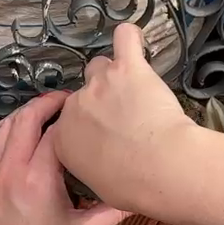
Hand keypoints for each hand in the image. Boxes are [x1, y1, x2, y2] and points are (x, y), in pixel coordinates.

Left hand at [0, 92, 127, 224]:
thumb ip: (112, 209)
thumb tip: (139, 193)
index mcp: (37, 181)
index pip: (55, 131)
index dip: (72, 116)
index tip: (88, 111)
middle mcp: (9, 172)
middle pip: (24, 118)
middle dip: (45, 103)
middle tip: (68, 101)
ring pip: (4, 129)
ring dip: (26, 115)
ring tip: (50, 114)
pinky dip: (13, 135)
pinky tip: (31, 142)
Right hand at [53, 23, 199, 212]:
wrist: (159, 169)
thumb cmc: (133, 186)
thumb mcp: (100, 186)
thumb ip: (93, 165)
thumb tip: (104, 163)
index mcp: (64, 139)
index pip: (68, 122)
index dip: (88, 125)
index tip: (105, 133)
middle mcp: (76, 107)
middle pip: (84, 92)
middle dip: (102, 101)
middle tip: (125, 115)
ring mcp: (100, 84)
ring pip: (100, 66)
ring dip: (114, 75)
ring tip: (134, 88)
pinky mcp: (128, 68)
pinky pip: (124, 38)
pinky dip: (130, 38)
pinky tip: (136, 41)